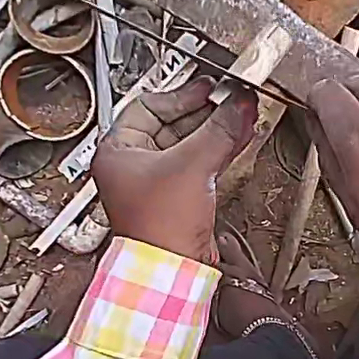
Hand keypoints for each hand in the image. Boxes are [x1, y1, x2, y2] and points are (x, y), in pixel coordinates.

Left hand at [92, 77, 256, 262]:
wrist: (172, 271)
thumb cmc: (158, 229)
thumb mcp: (191, 166)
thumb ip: (218, 130)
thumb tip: (238, 104)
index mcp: (118, 152)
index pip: (148, 106)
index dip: (182, 94)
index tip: (208, 88)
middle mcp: (134, 165)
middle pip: (172, 123)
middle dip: (205, 111)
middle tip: (230, 98)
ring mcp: (157, 182)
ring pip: (189, 143)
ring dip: (216, 129)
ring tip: (241, 113)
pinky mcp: (179, 197)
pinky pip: (199, 163)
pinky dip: (218, 149)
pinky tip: (238, 136)